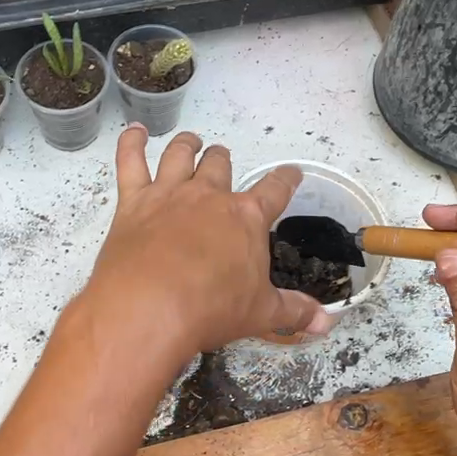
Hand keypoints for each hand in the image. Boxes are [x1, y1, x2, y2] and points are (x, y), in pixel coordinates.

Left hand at [82, 125, 332, 358]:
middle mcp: (209, 196)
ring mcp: (168, 195)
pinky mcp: (133, 203)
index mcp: (246, 218)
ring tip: (190, 141)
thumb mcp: (260, 314)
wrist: (149, 308)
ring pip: (179, 156)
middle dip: (224, 159)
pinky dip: (132, 143)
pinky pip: (130, 161)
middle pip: (220, 165)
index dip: (286, 180)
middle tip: (223, 159)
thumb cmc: (210, 309)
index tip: (291, 173)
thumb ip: (293, 311)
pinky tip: (135, 132)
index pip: (275, 190)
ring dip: (186, 145)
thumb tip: (325, 323)